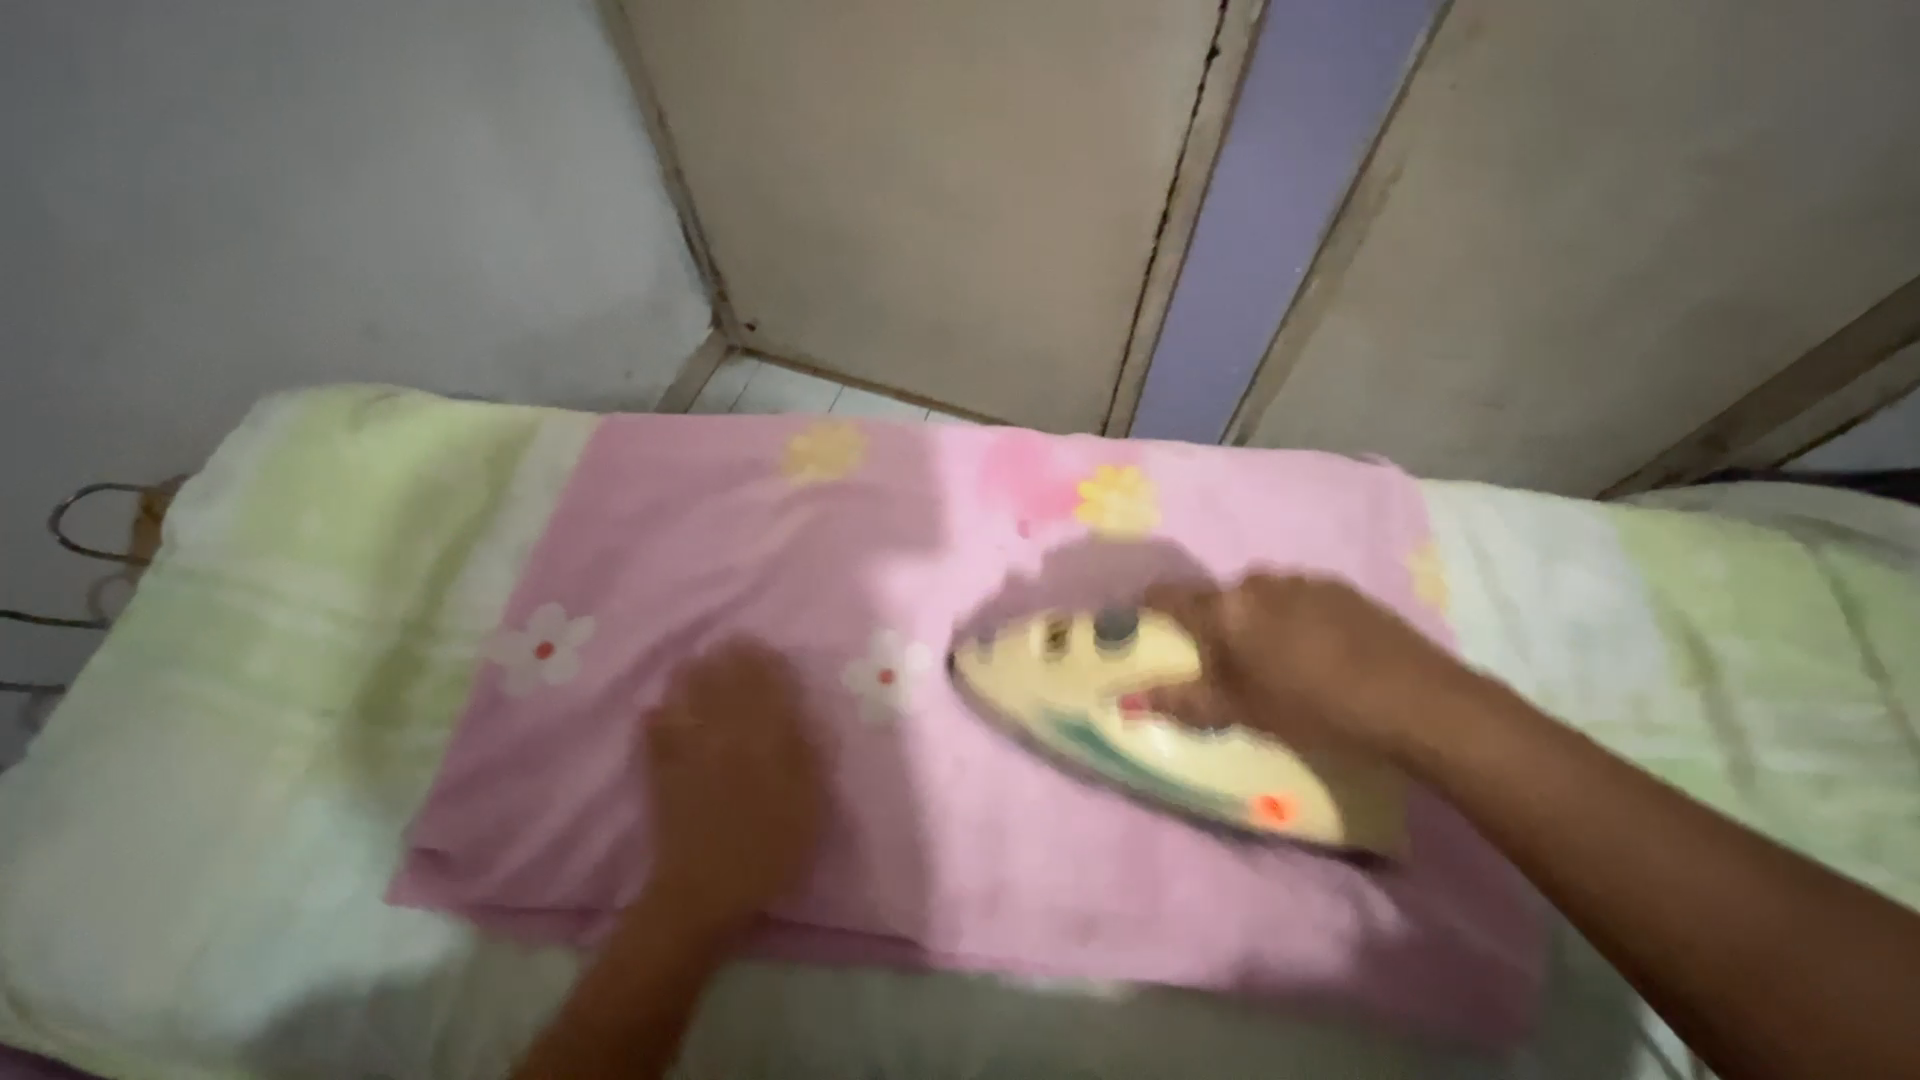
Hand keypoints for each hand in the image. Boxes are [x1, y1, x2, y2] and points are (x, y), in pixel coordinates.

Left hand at [641, 640, 826, 929]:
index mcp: (762, 738)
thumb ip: (806, 753)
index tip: (769, 649)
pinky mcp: (660, 772)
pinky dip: (657, 715)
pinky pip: (654, 732)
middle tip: (735, 644)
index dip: (766, 663)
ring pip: (685, 698)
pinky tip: (660, 707)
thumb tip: (801, 712)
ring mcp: (686, 751)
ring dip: (692, 676)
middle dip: (729, 659)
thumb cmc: (771, 849)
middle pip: (722, 683)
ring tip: (699, 663)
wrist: (707, 892)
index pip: (764, 685)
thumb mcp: (810, 802)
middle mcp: (722, 734)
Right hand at [1143, 573, 1485, 758]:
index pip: (1166, 597)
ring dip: (1254, 623)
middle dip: (1210, 627)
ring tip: (1275, 663)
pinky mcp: (1341, 589)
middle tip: (1221, 666)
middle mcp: (1257, 582)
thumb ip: (1183, 701)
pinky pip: (1297, 599)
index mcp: (1225, 609)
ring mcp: (1303, 580)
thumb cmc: (1312, 708)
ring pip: (1259, 599)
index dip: (1147, 611)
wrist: (1415, 700)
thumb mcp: (1241, 712)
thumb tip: (1129, 699)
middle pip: (1215, 599)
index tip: (1143, 630)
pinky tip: (1317, 654)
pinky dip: (1292, 621)